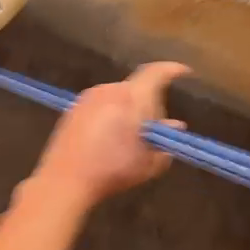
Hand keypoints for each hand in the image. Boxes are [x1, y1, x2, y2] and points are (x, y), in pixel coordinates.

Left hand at [30, 62, 188, 203]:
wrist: (65, 179)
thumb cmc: (113, 170)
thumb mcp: (149, 162)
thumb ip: (166, 139)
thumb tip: (175, 125)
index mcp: (132, 97)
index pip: (156, 73)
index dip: (172, 70)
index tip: (183, 72)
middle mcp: (109, 89)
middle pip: (136, 88)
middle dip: (148, 104)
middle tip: (152, 129)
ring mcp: (87, 97)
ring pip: (117, 97)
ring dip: (127, 110)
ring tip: (127, 139)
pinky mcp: (72, 109)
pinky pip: (100, 105)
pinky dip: (109, 115)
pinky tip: (106, 140)